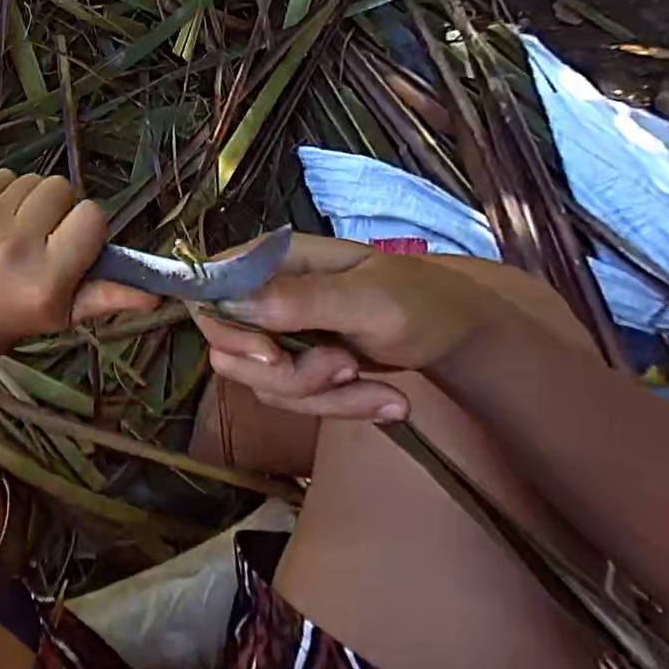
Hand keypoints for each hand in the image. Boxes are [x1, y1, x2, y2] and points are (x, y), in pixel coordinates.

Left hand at [0, 170, 156, 359]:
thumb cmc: (21, 315)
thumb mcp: (68, 314)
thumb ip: (111, 298)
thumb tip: (157, 296)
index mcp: (47, 277)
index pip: (92, 216)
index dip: (89, 226)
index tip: (76, 243)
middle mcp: (17, 246)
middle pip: (64, 189)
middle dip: (63, 209)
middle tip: (48, 236)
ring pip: (36, 179)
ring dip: (36, 200)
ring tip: (23, 229)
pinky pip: (6, 175)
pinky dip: (9, 192)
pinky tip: (2, 219)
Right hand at [191, 233, 583, 419]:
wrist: (457, 333)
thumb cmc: (420, 299)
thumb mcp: (370, 299)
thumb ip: (303, 300)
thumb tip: (236, 304)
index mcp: (274, 260)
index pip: (210, 289)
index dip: (225, 327)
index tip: (270, 356)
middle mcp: (266, 294)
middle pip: (230, 348)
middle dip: (289, 374)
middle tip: (343, 366)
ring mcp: (279, 332)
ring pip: (262, 383)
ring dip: (322, 396)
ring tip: (378, 388)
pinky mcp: (297, 365)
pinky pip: (293, 400)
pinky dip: (339, 407)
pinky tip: (386, 402)